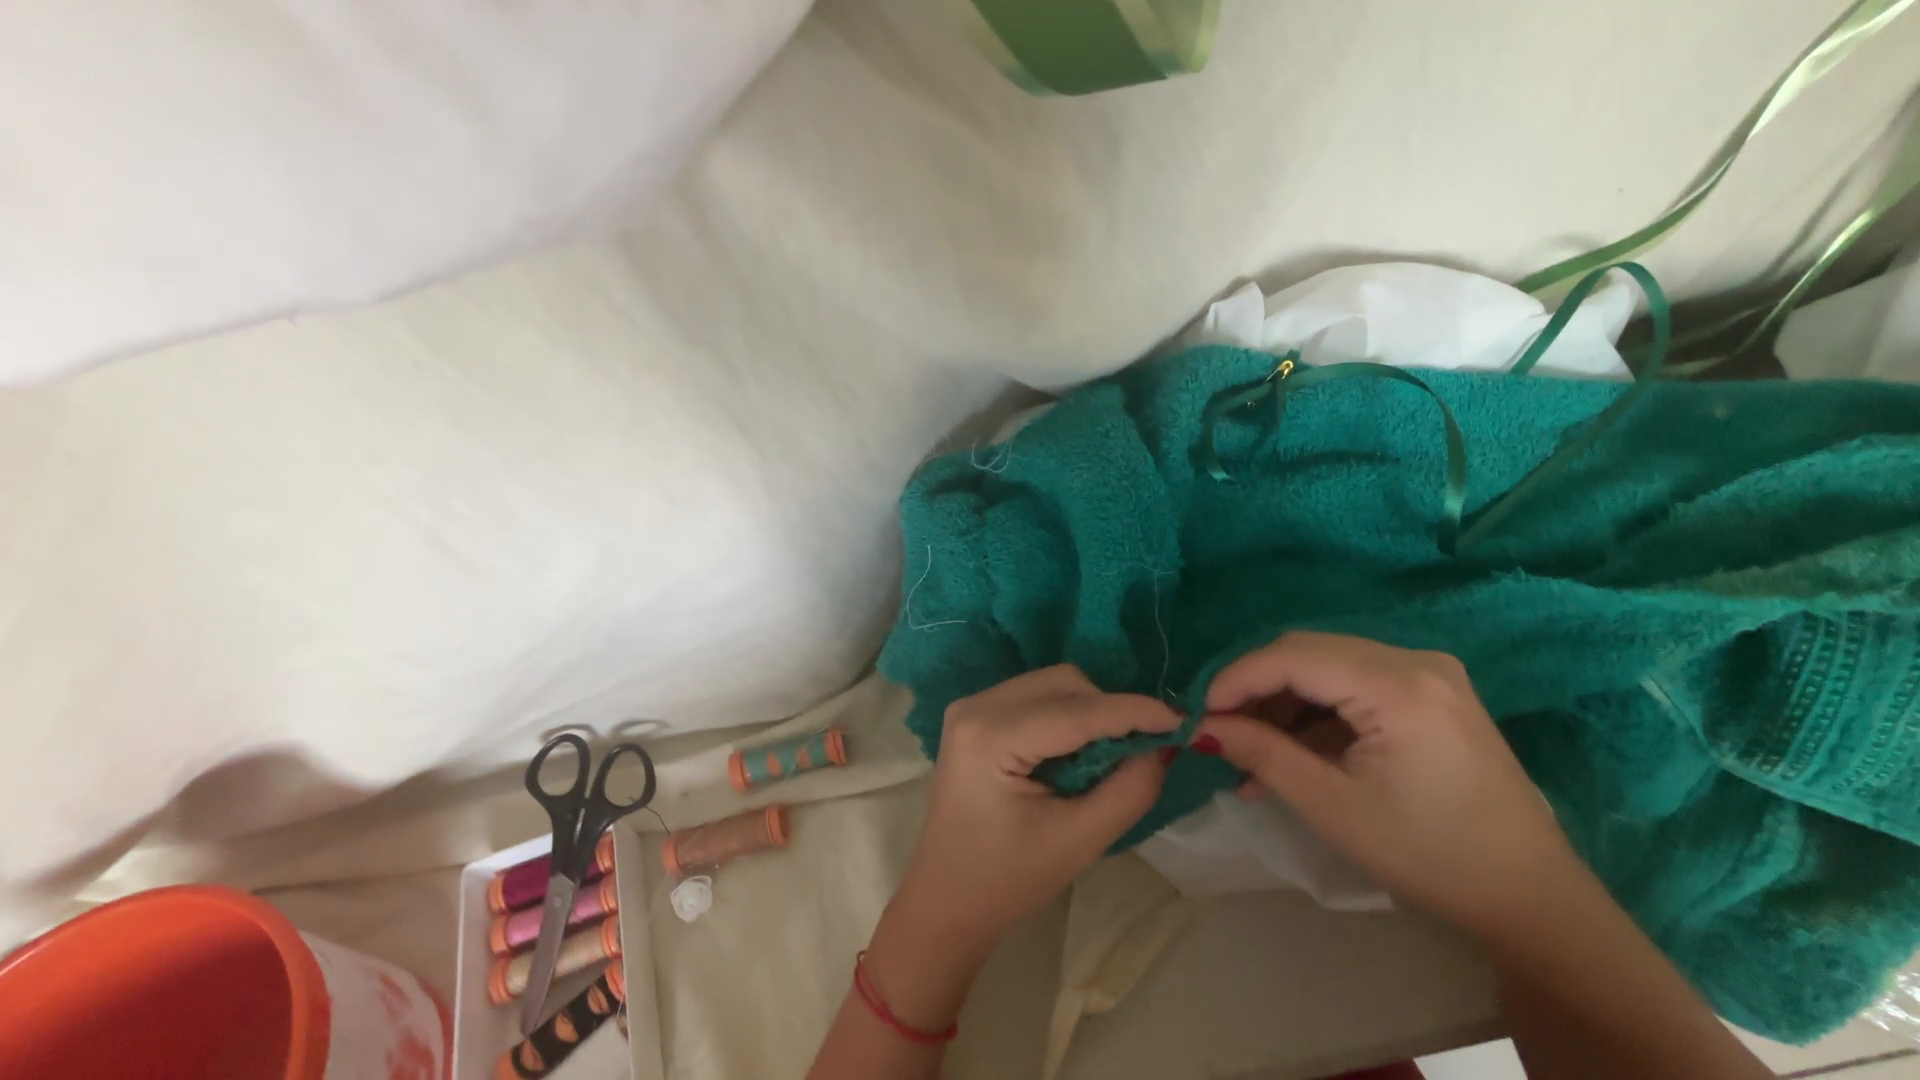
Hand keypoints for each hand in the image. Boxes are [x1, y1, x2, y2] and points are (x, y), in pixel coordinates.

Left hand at [879, 666, 1178, 974]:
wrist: (946, 902)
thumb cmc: (1008, 880)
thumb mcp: (1080, 840)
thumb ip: (1130, 788)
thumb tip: (1165, 744)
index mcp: (990, 736)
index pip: (1078, 709)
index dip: (1135, 711)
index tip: (1184, 721)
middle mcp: (975, 706)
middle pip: (1065, 683)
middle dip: (1111, 710)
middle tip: (1144, 749)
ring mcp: (970, 706)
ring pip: (1053, 685)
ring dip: (1091, 711)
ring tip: (1112, 757)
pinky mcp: (975, 717)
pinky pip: (1037, 697)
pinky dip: (1068, 716)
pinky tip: (1081, 753)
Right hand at [1196, 632, 1580, 935]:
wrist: (1526, 895)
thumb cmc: (1427, 854)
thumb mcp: (1331, 805)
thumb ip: (1261, 753)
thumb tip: (1200, 728)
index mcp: (1397, 684)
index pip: (1292, 656)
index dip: (1235, 679)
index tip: (1197, 716)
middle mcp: (1416, 661)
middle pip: (1309, 653)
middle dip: (1256, 690)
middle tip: (1219, 734)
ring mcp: (1429, 675)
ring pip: (1329, 668)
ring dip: (1284, 705)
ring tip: (1251, 757)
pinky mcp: (1433, 695)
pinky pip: (1356, 686)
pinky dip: (1318, 714)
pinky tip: (1293, 754)